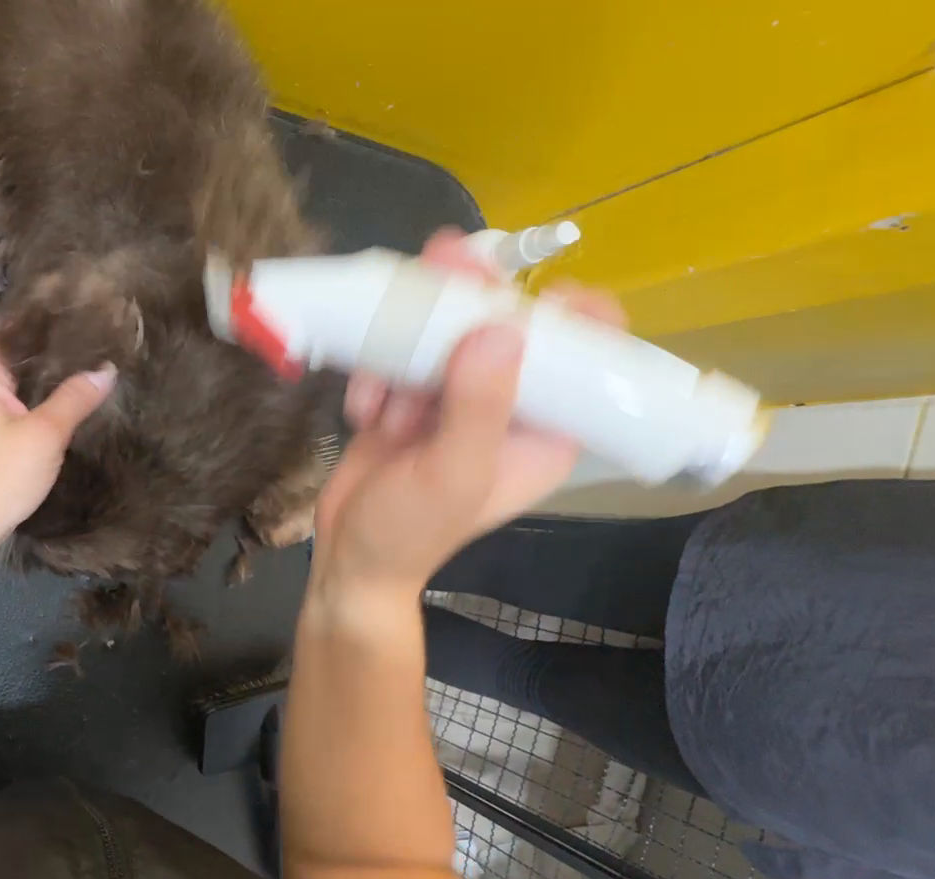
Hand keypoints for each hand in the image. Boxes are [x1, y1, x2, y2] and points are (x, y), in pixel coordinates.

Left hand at [0, 339, 115, 557]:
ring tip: (94, 360)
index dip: (52, 321)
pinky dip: (41, 395)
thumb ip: (75, 397)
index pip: (17, 330)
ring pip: (20, 378)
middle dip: (57, 348)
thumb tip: (107, 369)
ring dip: (50, 374)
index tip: (90, 314)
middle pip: (19, 353)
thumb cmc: (1, 477)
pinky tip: (71, 394)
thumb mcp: (45, 434)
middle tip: (101, 338)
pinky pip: (18, 399)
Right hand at [307, 230, 623, 608]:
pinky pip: (399, 360)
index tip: (528, 290)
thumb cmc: (409, 531)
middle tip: (440, 263)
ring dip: (403, 355)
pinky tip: (362, 413)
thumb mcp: (451, 474)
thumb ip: (476, 407)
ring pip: (443, 336)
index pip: (587, 352)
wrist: (347, 560)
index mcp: (546, 428)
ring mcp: (454, 401)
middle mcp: (508, 406)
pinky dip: (375, 378)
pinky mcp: (409, 400)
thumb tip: (499, 327)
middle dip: (465, 305)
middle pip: (505, 327)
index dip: (569, 313)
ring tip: (379, 399)